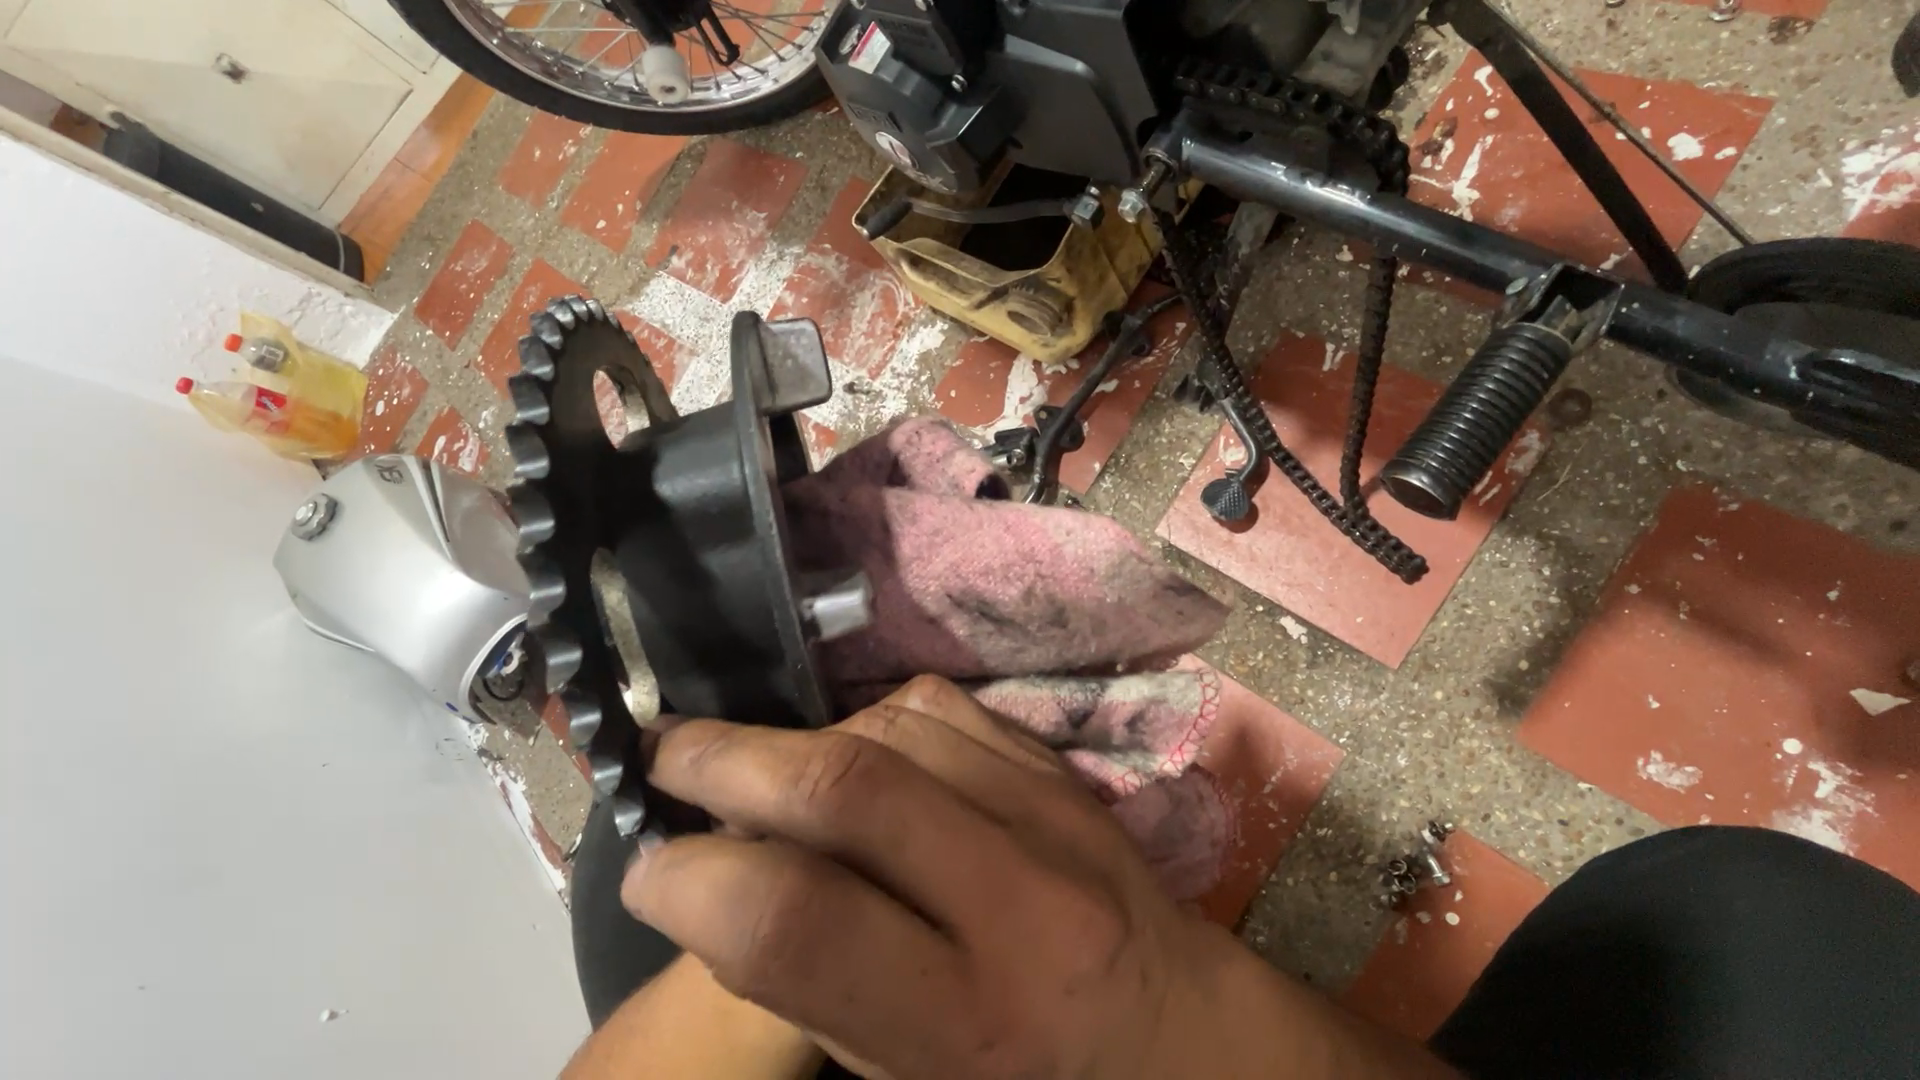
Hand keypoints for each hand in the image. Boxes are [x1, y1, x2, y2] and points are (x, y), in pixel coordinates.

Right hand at [621, 676, 1456, 1079]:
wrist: (1177, 1021)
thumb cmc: (1026, 1077)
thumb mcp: (904, 1073)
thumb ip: (810, 981)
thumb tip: (709, 880)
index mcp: (972, 1018)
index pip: (803, 921)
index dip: (694, 883)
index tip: (644, 870)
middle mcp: (1020, 897)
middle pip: (848, 786)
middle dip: (727, 760)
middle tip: (660, 756)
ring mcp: (1047, 808)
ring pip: (888, 728)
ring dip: (792, 737)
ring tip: (749, 764)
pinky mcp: (1055, 760)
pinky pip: (934, 704)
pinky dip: (864, 715)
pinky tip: (848, 747)